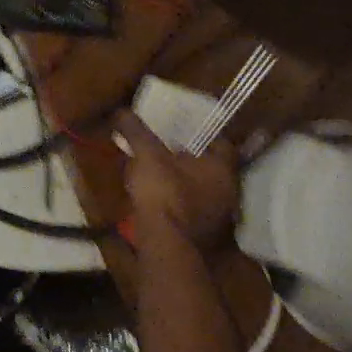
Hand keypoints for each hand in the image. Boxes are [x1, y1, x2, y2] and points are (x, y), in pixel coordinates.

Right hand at [115, 111, 239, 248]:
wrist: (166, 241)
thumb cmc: (164, 190)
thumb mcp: (146, 154)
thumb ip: (136, 131)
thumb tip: (122, 110)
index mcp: (222, 169)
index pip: (222, 145)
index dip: (204, 135)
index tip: (186, 129)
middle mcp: (229, 192)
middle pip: (214, 169)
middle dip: (193, 159)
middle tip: (170, 148)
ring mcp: (220, 217)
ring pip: (205, 191)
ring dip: (187, 182)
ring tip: (161, 172)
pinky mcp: (205, 234)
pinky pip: (194, 209)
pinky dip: (181, 201)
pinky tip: (161, 197)